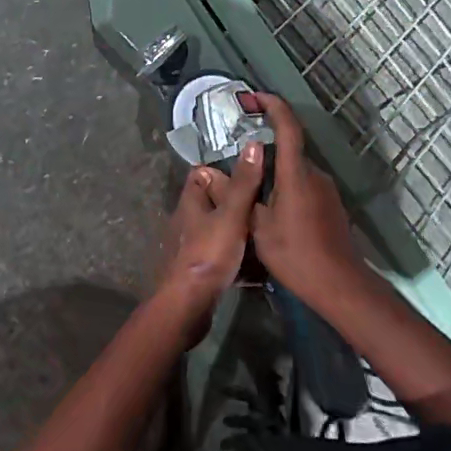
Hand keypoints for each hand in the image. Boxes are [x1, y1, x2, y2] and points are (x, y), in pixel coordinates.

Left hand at [159, 146, 262, 316]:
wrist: (188, 306)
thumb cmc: (208, 254)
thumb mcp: (231, 215)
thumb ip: (243, 183)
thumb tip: (253, 143)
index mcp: (189, 203)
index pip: (200, 174)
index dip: (221, 167)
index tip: (248, 165)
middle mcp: (186, 222)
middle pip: (210, 201)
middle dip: (233, 198)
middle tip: (263, 195)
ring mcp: (190, 247)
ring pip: (216, 228)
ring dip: (235, 227)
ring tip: (264, 224)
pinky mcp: (198, 269)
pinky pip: (219, 254)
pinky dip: (235, 254)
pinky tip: (255, 259)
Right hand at [243, 94, 366, 307]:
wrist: (340, 283)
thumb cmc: (297, 255)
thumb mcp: (258, 229)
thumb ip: (241, 197)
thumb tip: (216, 175)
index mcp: (296, 174)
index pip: (288, 127)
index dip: (273, 106)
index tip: (255, 97)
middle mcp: (314, 174)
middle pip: (290, 148)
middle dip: (266, 145)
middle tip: (239, 151)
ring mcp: (326, 189)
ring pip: (295, 169)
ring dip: (275, 170)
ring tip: (250, 187)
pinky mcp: (330, 204)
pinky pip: (304, 184)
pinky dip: (286, 185)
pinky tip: (270, 208)